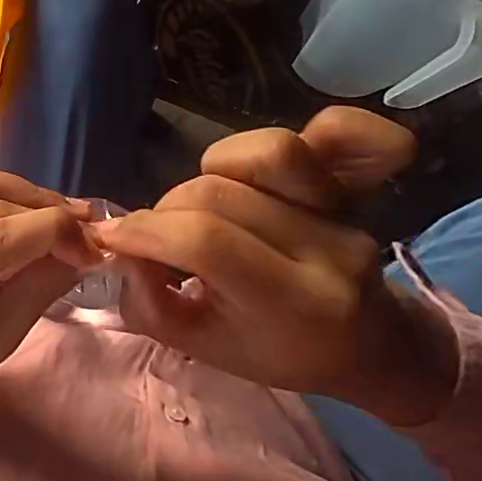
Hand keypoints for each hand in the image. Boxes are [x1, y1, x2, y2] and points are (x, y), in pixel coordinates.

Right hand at [93, 108, 458, 426]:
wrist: (370, 346)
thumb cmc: (281, 353)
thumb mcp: (205, 349)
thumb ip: (150, 304)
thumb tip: (121, 247)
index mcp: (295, 304)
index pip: (204, 240)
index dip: (144, 230)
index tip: (112, 238)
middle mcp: (327, 249)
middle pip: (218, 194)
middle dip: (165, 210)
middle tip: (156, 239)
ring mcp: (345, 211)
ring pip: (260, 155)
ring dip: (209, 174)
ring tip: (202, 206)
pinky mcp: (353, 183)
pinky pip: (336, 127)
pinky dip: (295, 133)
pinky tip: (259, 162)